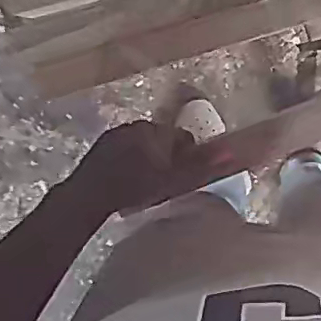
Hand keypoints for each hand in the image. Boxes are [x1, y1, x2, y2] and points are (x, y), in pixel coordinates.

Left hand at [61, 120, 204, 214]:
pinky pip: (124, 147)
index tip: (182, 173)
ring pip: (143, 142)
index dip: (187, 156)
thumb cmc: (136, 189)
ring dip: (148, 156)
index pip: (184, 138)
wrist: (90, 195)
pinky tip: (127, 178)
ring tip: (146, 180)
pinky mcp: (102, 143)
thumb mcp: (174, 181)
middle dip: (167, 154)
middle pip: (163, 138)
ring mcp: (117, 133)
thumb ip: (202, 166)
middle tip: (165, 179)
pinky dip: (129, 159)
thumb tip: (230, 153)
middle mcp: (138, 125)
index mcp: (158, 132)